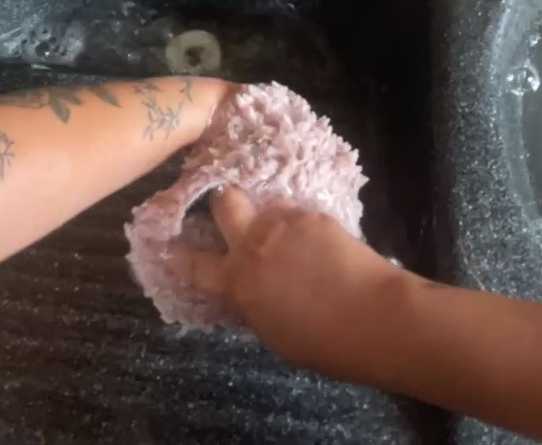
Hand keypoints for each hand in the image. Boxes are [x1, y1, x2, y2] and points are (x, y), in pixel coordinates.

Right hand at [185, 189, 412, 376]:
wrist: (374, 315)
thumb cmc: (324, 342)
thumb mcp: (274, 333)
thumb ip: (252, 304)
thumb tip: (246, 291)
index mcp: (238, 283)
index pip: (193, 263)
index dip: (178, 253)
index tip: (168, 244)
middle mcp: (254, 244)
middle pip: (224, 202)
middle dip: (222, 204)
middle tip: (231, 214)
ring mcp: (284, 222)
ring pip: (263, 200)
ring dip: (266, 212)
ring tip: (283, 229)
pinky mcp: (312, 213)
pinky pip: (294, 210)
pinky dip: (297, 221)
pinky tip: (313, 238)